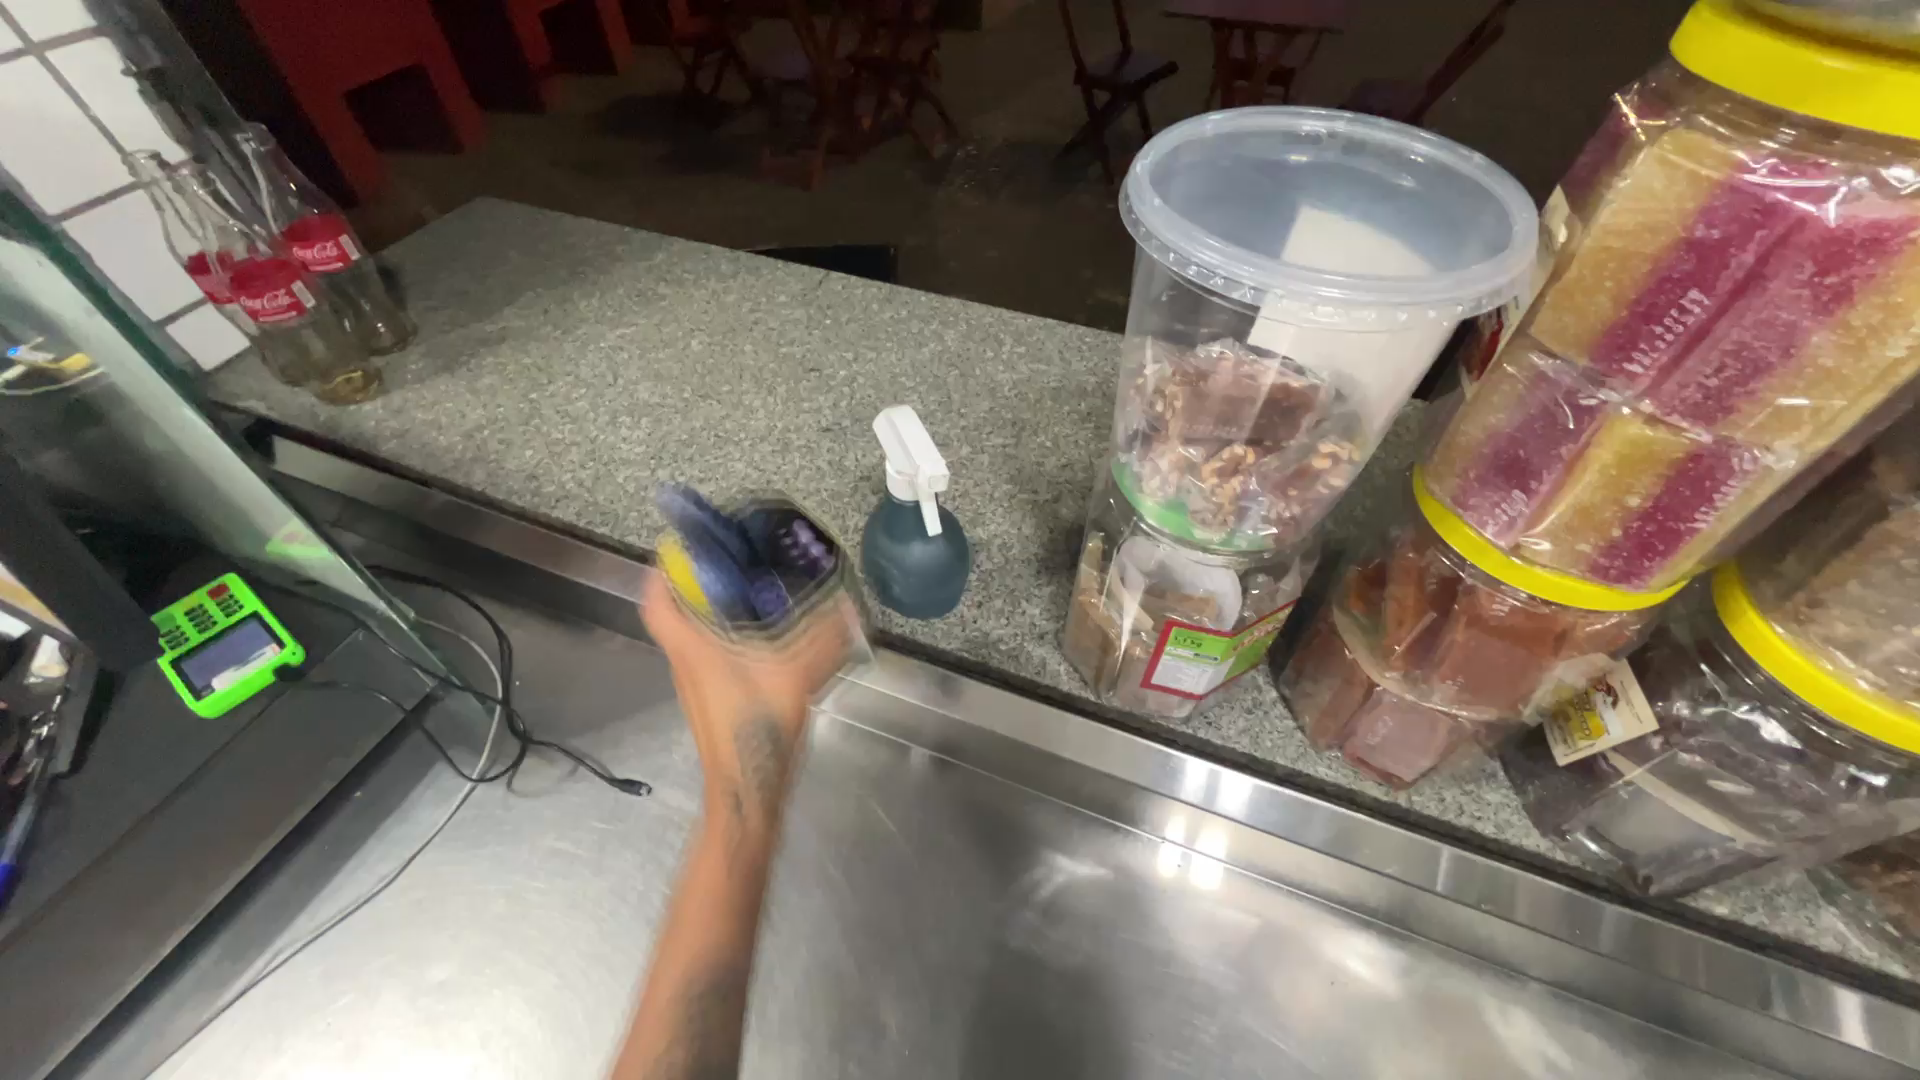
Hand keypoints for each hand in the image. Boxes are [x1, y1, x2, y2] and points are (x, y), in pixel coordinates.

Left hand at [640, 570, 851, 836]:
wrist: (746, 786)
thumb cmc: (755, 724)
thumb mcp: (795, 675)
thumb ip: (825, 640)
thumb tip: (852, 608)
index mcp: (692, 648)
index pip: (656, 603)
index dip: (661, 572)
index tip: (677, 548)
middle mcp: (686, 663)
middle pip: (675, 616)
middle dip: (695, 586)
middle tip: (727, 564)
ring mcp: (697, 685)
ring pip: (692, 638)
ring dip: (709, 614)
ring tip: (746, 593)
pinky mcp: (712, 701)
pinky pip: (709, 656)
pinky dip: (724, 638)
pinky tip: (760, 640)